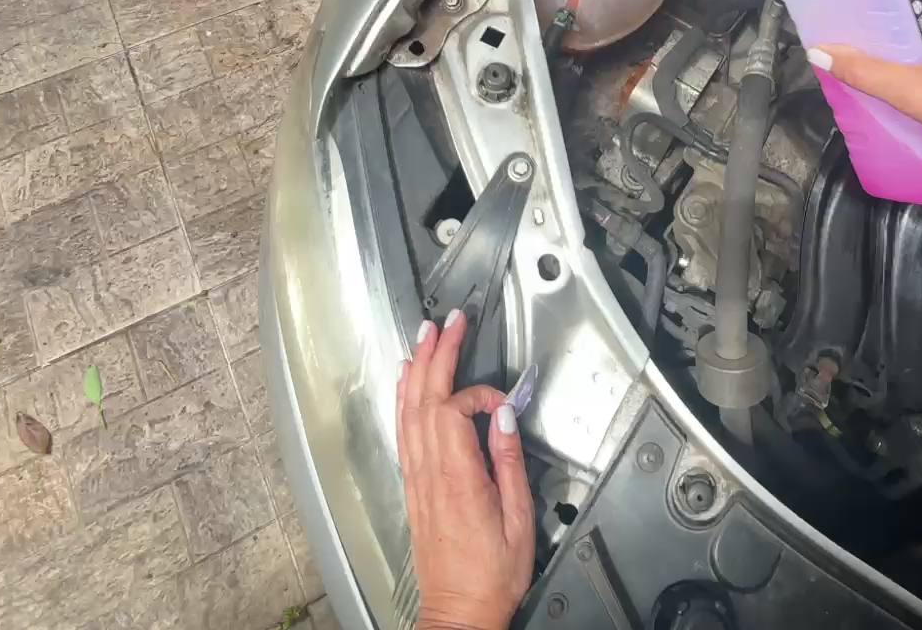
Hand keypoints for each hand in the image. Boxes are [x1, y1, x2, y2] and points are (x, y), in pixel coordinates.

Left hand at [397, 309, 534, 629]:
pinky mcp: (413, 483)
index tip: (502, 403)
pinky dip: (403, 397)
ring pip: (410, 409)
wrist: (457, 612)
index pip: (455, 411)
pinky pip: (403, 429)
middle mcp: (429, 471)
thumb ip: (509, 461)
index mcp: (458, 477)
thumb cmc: (492, 572)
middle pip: (426, 398)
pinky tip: (405, 380)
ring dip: (418, 367)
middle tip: (451, 321)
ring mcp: (416, 476)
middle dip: (438, 354)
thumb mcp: (518, 519)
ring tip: (426, 334)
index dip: (479, 395)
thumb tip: (503, 415)